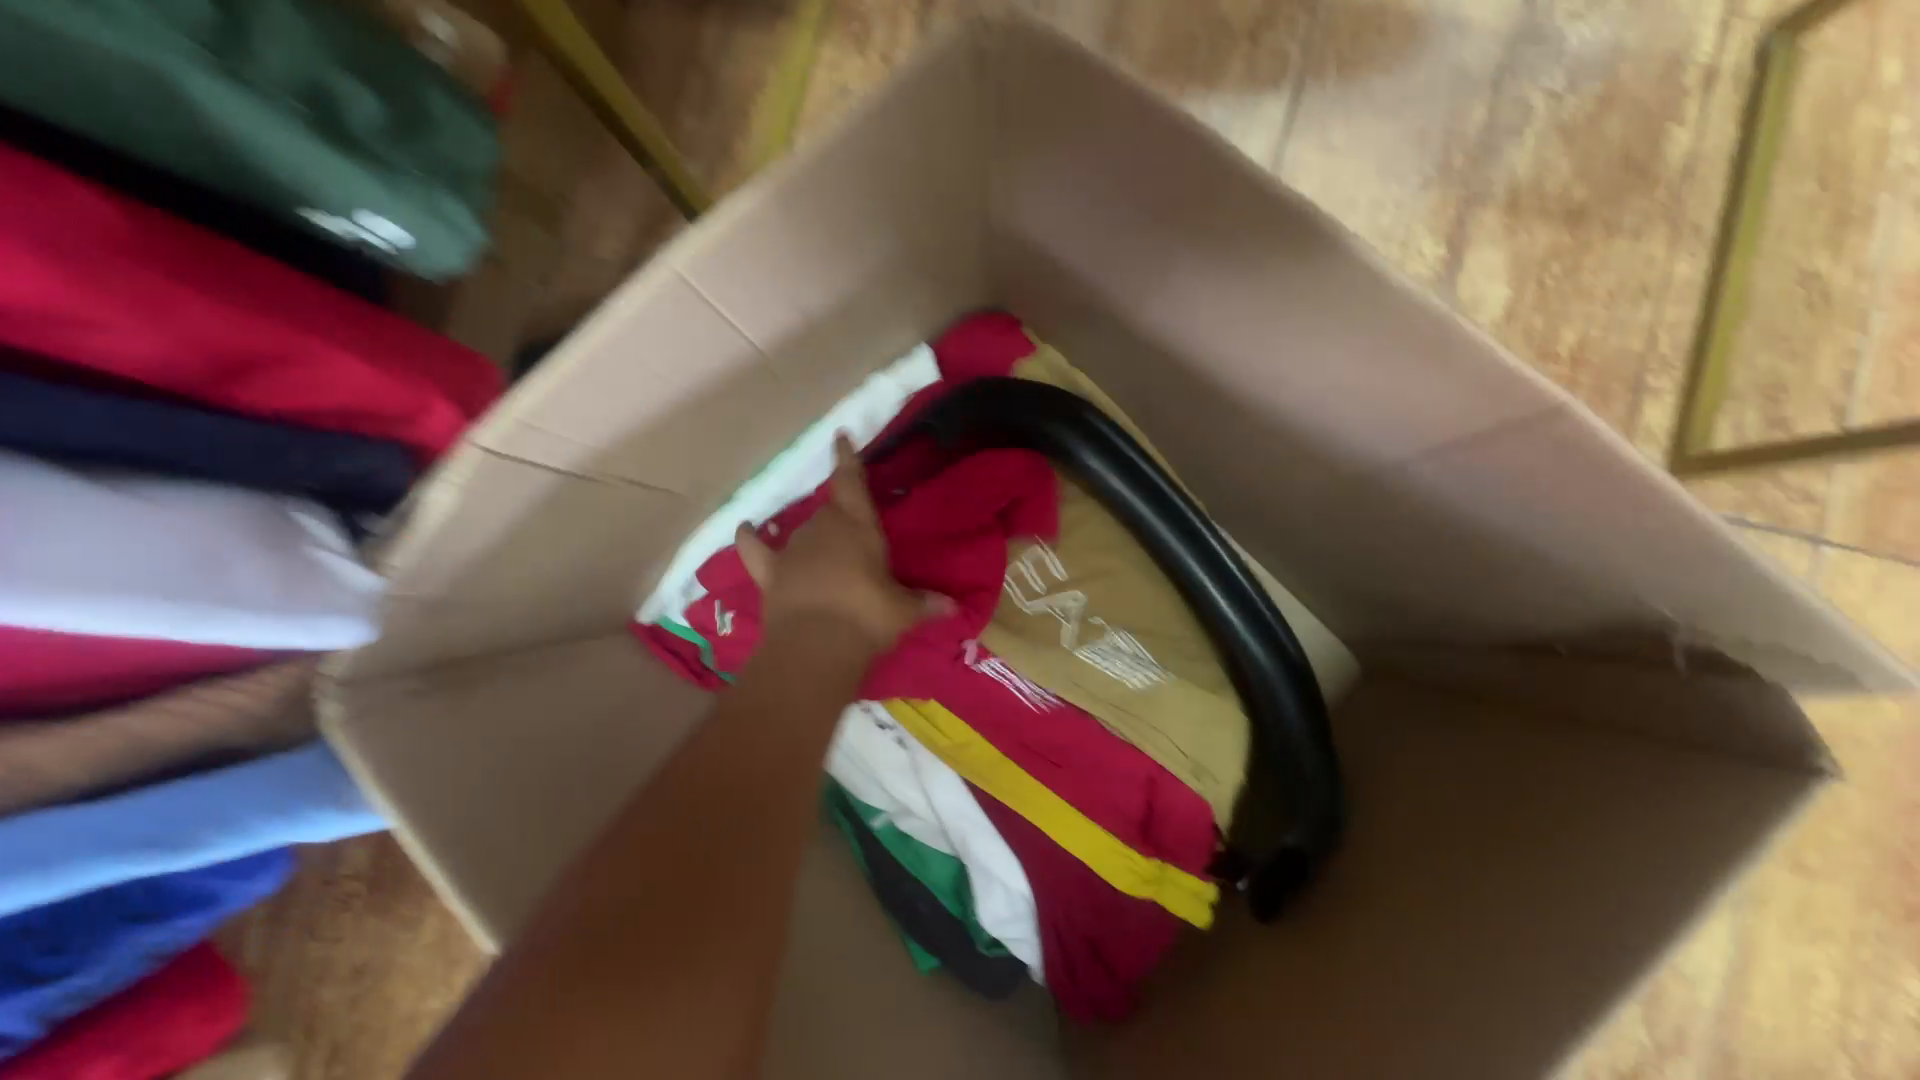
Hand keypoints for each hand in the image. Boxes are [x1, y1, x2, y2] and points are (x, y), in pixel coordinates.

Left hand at [735, 434, 953, 652]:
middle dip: (840, 518)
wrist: (816, 645)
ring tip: (824, 554)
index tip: (840, 437)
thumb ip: (924, 604)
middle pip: (830, 511)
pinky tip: (745, 528)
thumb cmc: (868, 617)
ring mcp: (793, 549)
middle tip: (853, 538)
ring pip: (801, 531)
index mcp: (859, 526)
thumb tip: (953, 607)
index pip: (852, 483)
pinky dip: (749, 538)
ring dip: (812, 538)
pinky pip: (755, 549)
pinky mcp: (770, 573)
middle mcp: (823, 528)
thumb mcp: (904, 612)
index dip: (847, 459)